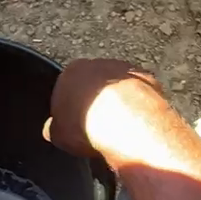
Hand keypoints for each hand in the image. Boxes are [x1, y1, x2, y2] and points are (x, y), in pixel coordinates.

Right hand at [45, 59, 164, 158]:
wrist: (128, 123)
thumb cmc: (89, 126)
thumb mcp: (59, 135)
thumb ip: (54, 128)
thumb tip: (52, 129)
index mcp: (71, 72)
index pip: (66, 88)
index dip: (71, 109)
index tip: (77, 125)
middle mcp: (97, 64)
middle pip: (94, 83)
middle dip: (96, 102)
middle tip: (99, 127)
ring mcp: (124, 69)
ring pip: (118, 86)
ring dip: (119, 101)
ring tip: (120, 128)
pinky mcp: (148, 78)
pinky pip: (140, 92)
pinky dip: (138, 104)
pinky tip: (138, 123)